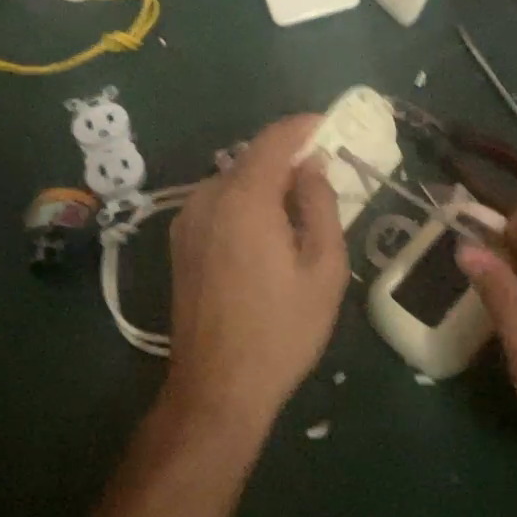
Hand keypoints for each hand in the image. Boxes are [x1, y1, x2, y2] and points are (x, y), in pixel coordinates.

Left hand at [162, 115, 348, 426]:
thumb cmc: (282, 330)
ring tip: (301, 210)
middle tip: (327, 176)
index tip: (335, 128)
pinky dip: (248, 202)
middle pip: (254, 157)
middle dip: (291, 158)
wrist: (217, 390)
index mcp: (244, 198)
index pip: (275, 138)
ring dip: (269, 182)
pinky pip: (220, 203)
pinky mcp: (181, 243)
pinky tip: (269, 234)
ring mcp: (188, 220)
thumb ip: (321, 204)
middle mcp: (208, 197)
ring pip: (236, 180)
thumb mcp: (324, 268)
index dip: (307, 126)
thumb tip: (313, 165)